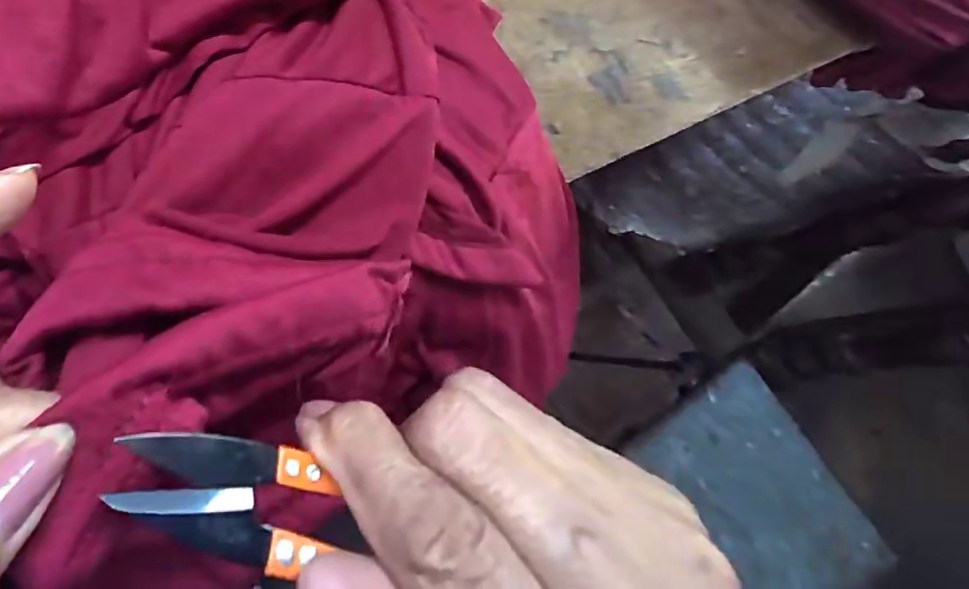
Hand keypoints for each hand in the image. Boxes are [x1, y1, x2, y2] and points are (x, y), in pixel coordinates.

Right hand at [295, 369, 735, 588]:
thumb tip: (312, 566)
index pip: (438, 531)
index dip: (365, 465)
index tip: (317, 426)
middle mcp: (603, 567)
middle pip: (466, 429)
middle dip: (406, 432)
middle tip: (391, 465)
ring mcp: (641, 516)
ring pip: (501, 403)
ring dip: (450, 427)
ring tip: (449, 476)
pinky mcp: (656, 488)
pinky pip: (544, 421)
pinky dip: (502, 440)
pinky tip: (509, 489)